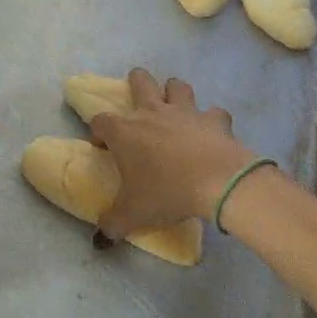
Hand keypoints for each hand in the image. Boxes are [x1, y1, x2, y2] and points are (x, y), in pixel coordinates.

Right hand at [89, 68, 258, 238]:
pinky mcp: (215, 120)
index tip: (102, 147)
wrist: (218, 183)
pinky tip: (211, 132)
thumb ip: (112, 223)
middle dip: (136, 82)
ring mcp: (186, 112)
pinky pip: (213, 113)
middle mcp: (152, 113)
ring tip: (174, 106)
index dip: (98, 132)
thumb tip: (101, 236)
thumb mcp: (133, 214)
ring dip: (174, 93)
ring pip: (177, 86)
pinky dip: (212, 121)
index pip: (100, 121)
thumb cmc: (167, 192)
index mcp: (124, 132)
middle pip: (140, 81)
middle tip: (137, 98)